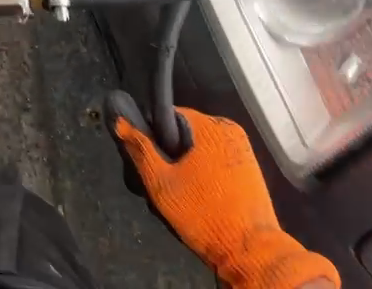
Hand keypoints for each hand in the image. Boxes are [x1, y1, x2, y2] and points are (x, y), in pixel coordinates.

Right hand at [104, 92, 337, 288]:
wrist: (253, 255)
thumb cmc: (204, 215)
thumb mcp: (161, 183)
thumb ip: (139, 148)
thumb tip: (118, 118)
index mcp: (210, 126)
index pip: (167, 115)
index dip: (152, 136)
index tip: (148, 161)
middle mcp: (229, 130)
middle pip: (183, 132)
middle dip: (169, 153)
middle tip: (162, 182)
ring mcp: (242, 150)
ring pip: (198, 147)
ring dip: (185, 164)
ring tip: (179, 194)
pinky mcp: (250, 169)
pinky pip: (215, 159)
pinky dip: (203, 173)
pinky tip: (198, 197)